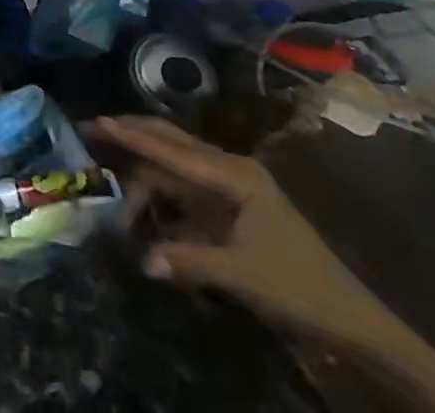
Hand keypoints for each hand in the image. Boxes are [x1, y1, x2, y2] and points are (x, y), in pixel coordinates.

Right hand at [92, 116, 398, 345]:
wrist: (342, 312)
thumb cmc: (297, 285)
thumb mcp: (242, 274)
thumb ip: (189, 262)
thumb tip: (142, 259)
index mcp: (236, 175)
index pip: (175, 151)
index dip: (135, 137)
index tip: (99, 122)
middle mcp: (229, 172)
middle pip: (174, 144)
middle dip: (134, 134)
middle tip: (92, 127)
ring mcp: (227, 190)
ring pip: (175, 167)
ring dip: (141, 163)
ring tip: (103, 157)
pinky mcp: (225, 211)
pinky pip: (182, 192)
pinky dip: (155, 191)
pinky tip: (134, 195)